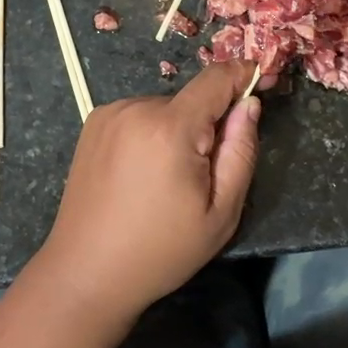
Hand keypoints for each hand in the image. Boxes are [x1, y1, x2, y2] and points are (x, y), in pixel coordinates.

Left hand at [29, 60, 262, 321]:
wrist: (85, 273)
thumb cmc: (160, 251)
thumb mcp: (220, 214)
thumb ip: (241, 152)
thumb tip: (249, 104)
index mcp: (170, 129)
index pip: (215, 79)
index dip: (242, 75)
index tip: (261, 81)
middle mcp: (137, 108)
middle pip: (190, 100)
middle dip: (205, 125)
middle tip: (201, 176)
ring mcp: (110, 113)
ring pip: (164, 109)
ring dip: (176, 130)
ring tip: (163, 181)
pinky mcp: (94, 123)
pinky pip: (139, 116)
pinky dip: (150, 134)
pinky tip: (139, 174)